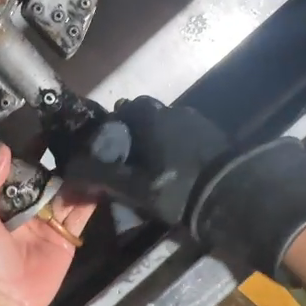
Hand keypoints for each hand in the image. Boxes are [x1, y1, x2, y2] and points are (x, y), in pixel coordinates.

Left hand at [0, 146, 95, 305]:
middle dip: (59, 160)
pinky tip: (102, 179)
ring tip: (94, 151)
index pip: (20, 170)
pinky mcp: (67, 237)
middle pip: (47, 178)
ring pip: (66, 192)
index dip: (31, 151)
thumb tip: (2, 149)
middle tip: (78, 134)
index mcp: (6, 202)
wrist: (8, 300)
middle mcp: (29, 208)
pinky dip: (91, 198)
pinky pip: (81, 214)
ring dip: (78, 175)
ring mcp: (50, 222)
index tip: (47, 128)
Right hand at [60, 96, 226, 224]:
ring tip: (153, 168)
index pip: (121, 111)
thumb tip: (69, 168)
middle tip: (129, 161)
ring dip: (157, 141)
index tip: (107, 151)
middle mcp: (172, 111)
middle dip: (134, 134)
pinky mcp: (215, 135)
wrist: (236, 194)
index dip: (111, 129)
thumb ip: (101, 176)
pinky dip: (177, 148)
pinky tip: (178, 169)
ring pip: (166, 125)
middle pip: (144, 116)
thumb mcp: (135, 188)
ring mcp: (197, 121)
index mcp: (150, 118)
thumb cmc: (179, 189)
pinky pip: (186, 136)